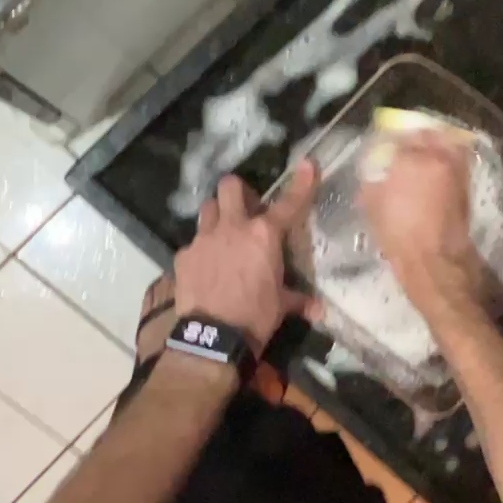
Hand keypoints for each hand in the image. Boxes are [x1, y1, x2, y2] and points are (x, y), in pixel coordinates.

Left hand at [175, 161, 319, 353]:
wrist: (212, 337)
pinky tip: (206, 269)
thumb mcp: (282, 306)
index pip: (288, 203)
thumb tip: (320, 310)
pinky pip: (193, 244)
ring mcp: (203, 240)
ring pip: (207, 210)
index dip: (302, 183)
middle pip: (230, 187)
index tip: (309, 164)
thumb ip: (300, 300)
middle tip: (247, 209)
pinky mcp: (183, 256)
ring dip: (217, 216)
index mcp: (265, 236)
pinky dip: (202, 252)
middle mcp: (233, 228)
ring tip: (224, 235)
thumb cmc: (256, 317)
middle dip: (239, 192)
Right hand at [360, 130, 483, 304]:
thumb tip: (376, 173)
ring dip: (437, 144)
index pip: (399, 137)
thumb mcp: (373, 206)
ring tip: (424, 156)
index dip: (389, 141)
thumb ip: (373, 181)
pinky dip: (447, 161)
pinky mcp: (467, 186)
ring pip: (448, 144)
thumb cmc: (398, 233)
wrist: (434, 259)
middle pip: (428, 134)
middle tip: (406, 146)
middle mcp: (438, 157)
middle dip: (416, 137)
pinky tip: (435, 173)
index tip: (384, 148)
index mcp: (411, 158)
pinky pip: (457, 163)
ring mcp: (456, 170)